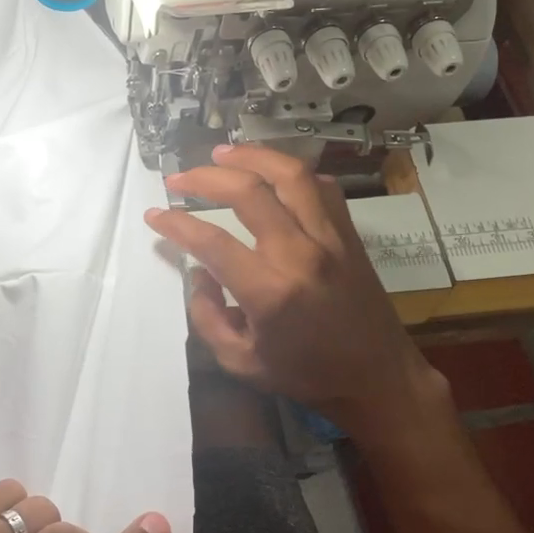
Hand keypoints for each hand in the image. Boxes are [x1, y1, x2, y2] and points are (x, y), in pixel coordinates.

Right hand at [143, 143, 444, 425]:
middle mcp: (300, 254)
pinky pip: (321, 187)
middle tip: (179, 178)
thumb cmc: (306, 376)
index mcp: (269, 291)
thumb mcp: (240, 362)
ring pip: (290, 174)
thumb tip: (199, 274)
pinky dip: (292, 173)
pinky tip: (271, 174)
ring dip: (251, 157)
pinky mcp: (349, 235)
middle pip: (248, 191)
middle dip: (205, 177)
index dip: (176, 223)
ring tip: (222, 153)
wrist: (378, 379)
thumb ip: (208, 317)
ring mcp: (330, 239)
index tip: (155, 215)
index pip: (211, 241)